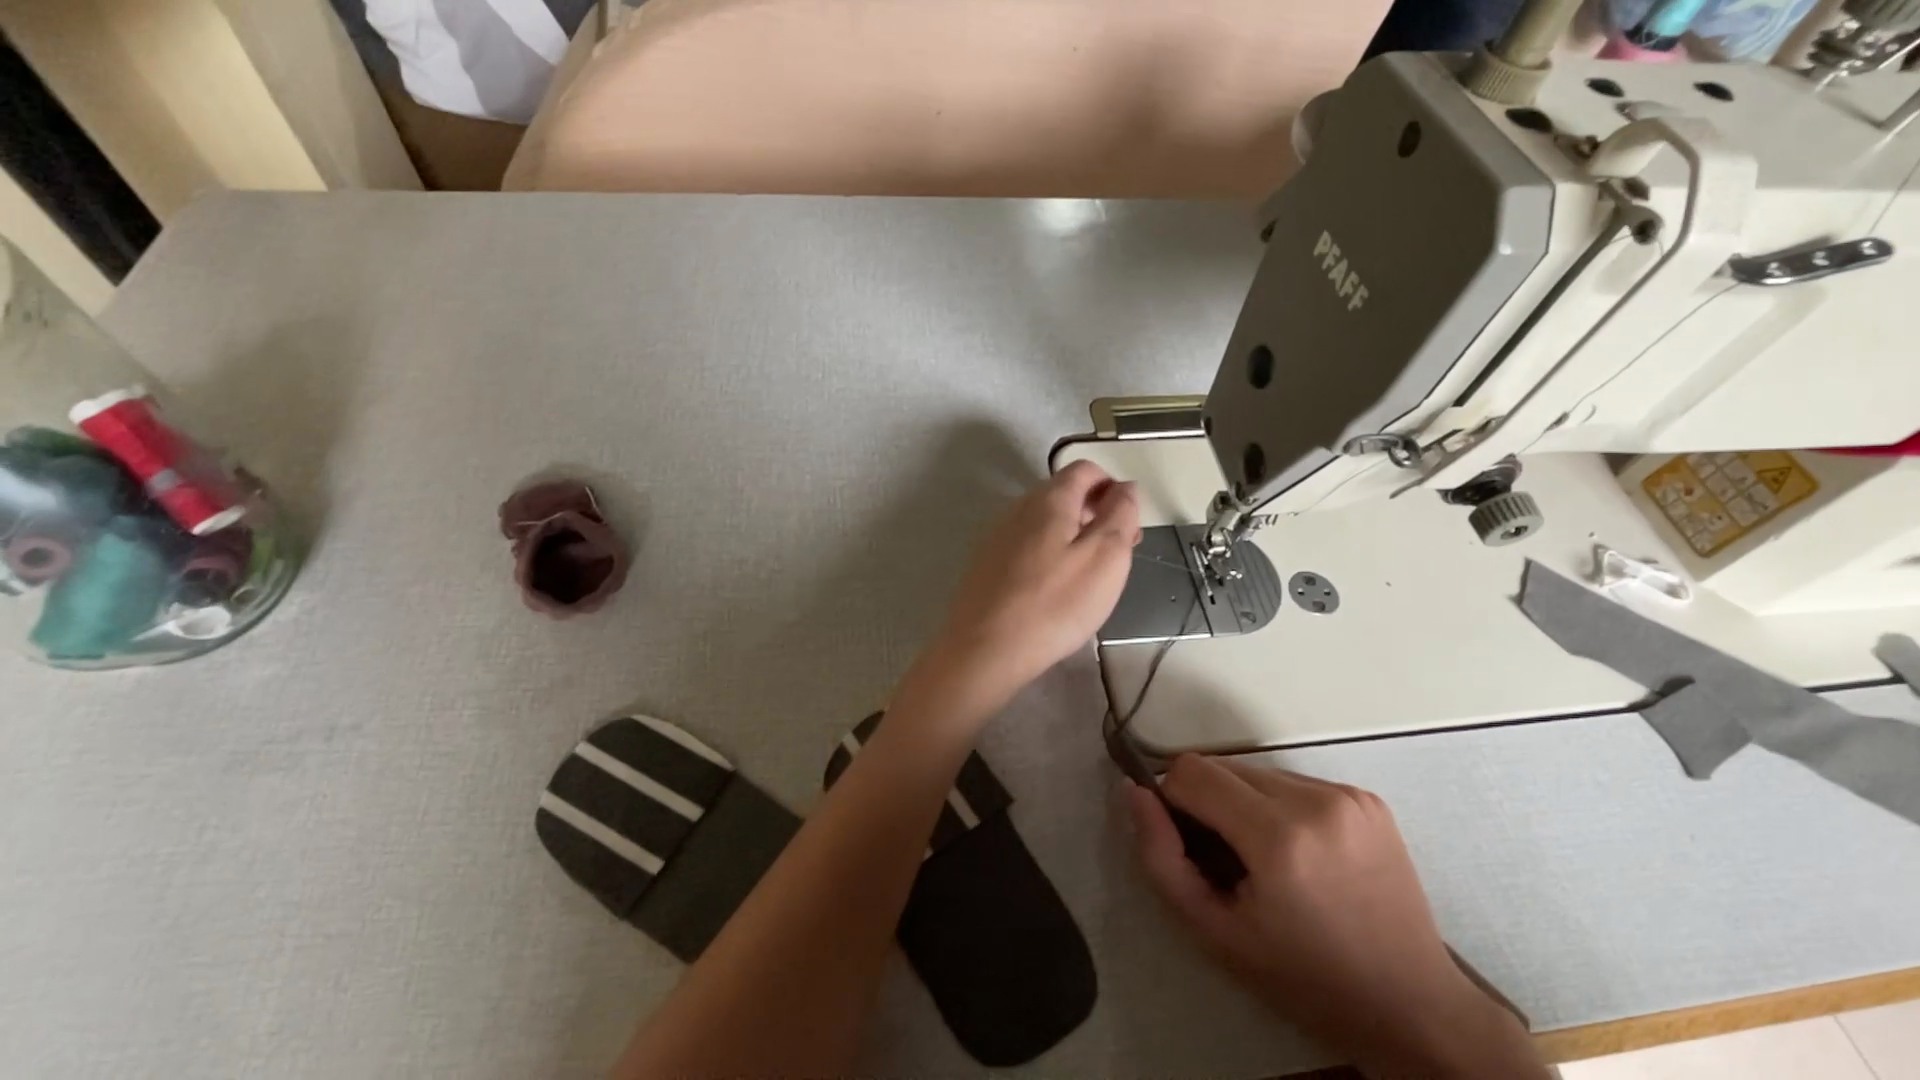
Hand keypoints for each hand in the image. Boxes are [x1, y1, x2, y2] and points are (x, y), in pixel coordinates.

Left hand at [930, 460, 1138, 699]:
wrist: (984, 650)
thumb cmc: (1054, 605)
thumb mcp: (1105, 558)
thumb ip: (1120, 516)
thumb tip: (1126, 487)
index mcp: (1048, 500)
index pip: (1085, 469)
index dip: (1113, 487)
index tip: (1129, 522)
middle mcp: (1017, 509)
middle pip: (1063, 494)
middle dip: (1096, 513)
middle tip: (1119, 552)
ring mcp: (997, 537)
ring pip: (1044, 522)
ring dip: (1073, 536)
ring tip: (1091, 575)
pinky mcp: (986, 566)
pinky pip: (1026, 546)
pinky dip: (1050, 555)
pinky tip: (1056, 590)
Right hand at [1129, 756, 1546, 1079]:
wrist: (1411, 1004)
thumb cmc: (1304, 979)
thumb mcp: (1215, 932)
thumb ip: (1161, 858)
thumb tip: (1134, 793)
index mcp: (1279, 836)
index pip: (1191, 772)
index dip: (1171, 801)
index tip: (1183, 844)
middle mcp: (1317, 799)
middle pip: (1223, 766)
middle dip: (1207, 803)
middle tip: (1222, 861)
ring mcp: (1348, 794)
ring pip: (1258, 772)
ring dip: (1242, 804)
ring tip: (1263, 861)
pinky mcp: (1368, 798)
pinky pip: (1295, 783)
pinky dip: (1279, 808)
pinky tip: (1299, 856)